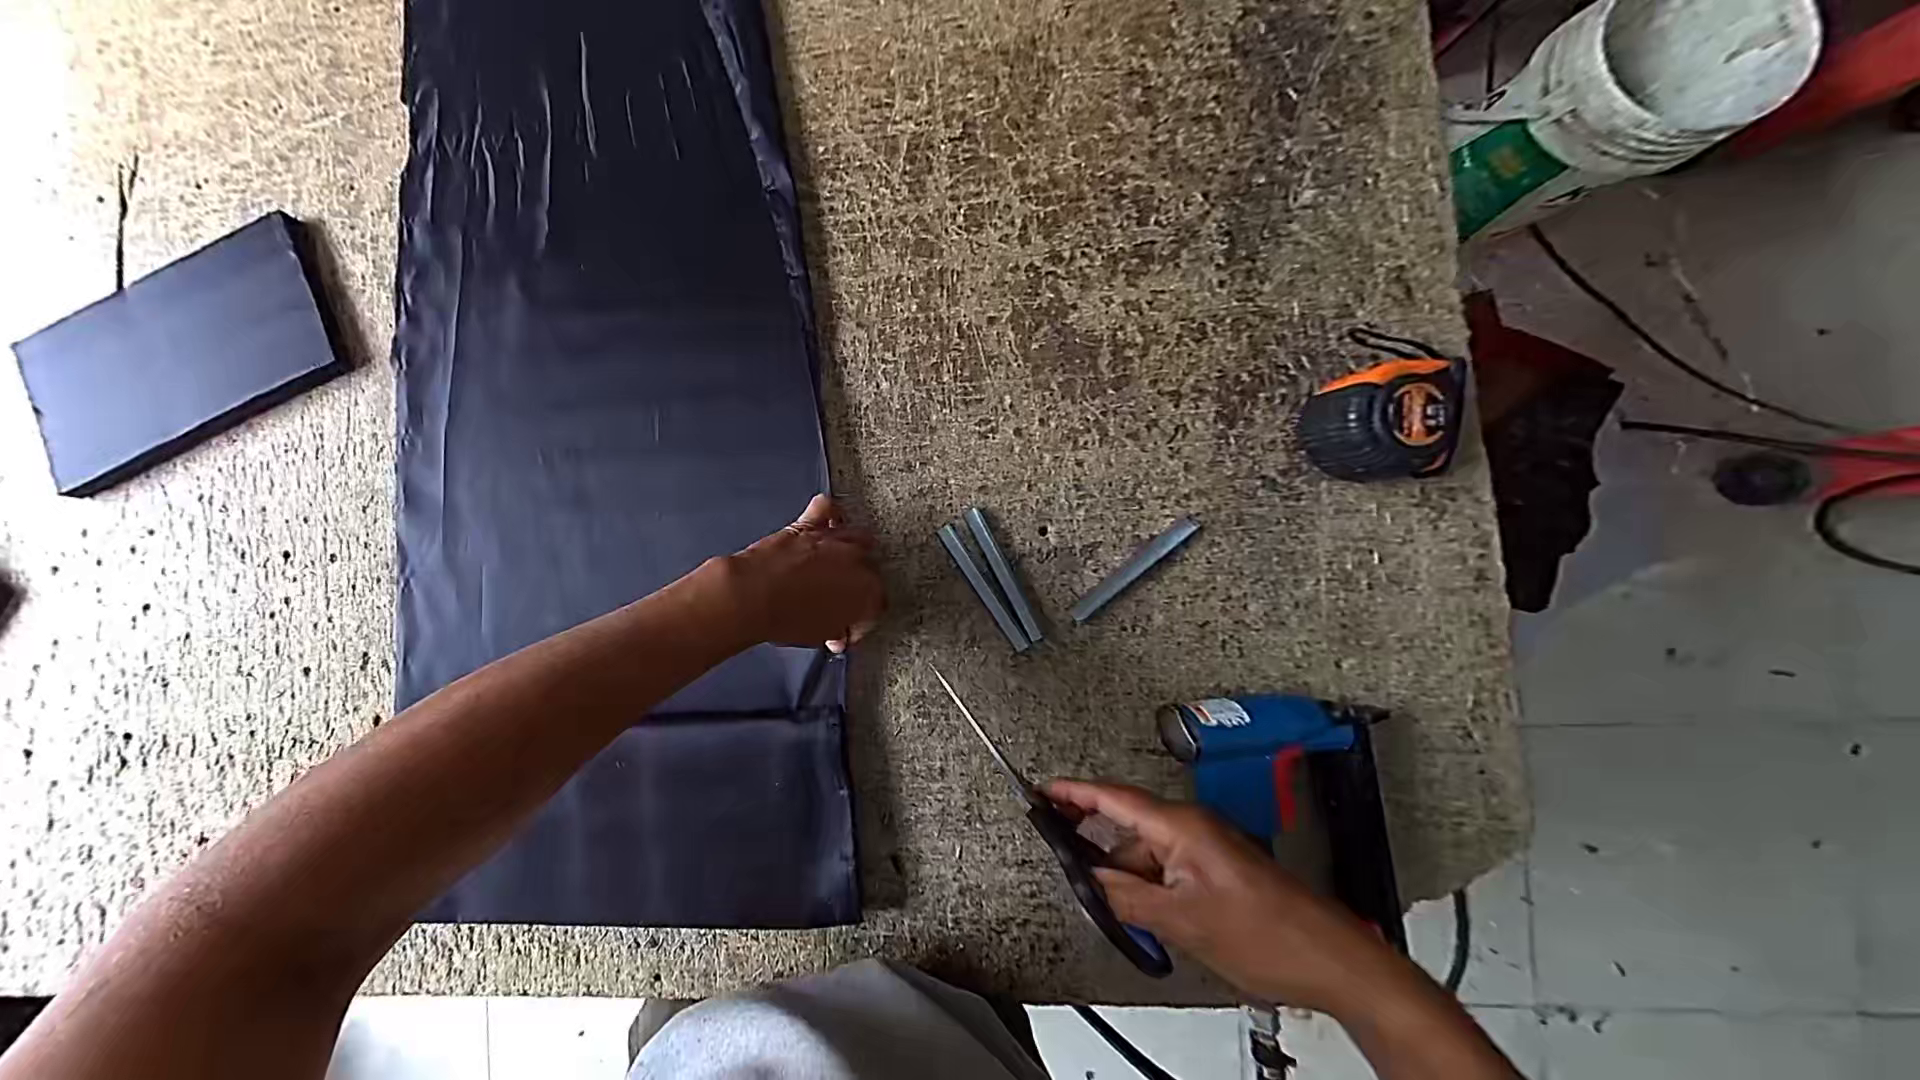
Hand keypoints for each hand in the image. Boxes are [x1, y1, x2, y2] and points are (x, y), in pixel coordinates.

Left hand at [718, 494, 884, 651]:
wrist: (752, 596)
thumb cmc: (784, 616)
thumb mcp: (818, 636)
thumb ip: (836, 630)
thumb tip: (836, 632)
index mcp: (867, 592)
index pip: (877, 606)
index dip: (861, 621)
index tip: (847, 628)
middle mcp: (858, 561)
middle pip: (871, 571)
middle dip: (859, 587)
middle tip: (841, 602)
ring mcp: (835, 539)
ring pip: (861, 538)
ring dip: (855, 551)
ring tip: (841, 565)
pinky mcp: (810, 525)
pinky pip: (828, 509)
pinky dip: (831, 514)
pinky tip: (830, 523)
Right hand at [1046, 779, 1414, 1015]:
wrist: (1330, 959)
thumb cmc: (1271, 934)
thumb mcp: (1181, 921)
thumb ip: (1126, 897)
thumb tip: (1090, 881)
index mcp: (1181, 827)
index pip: (1114, 798)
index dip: (1074, 792)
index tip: (1045, 790)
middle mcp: (1192, 827)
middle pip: (1127, 828)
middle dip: (1099, 850)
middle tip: (1071, 865)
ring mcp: (1205, 847)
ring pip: (1146, 853)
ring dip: (1127, 877)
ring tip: (1122, 913)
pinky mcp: (1214, 867)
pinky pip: (1167, 868)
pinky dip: (1149, 887)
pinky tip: (1147, 917)